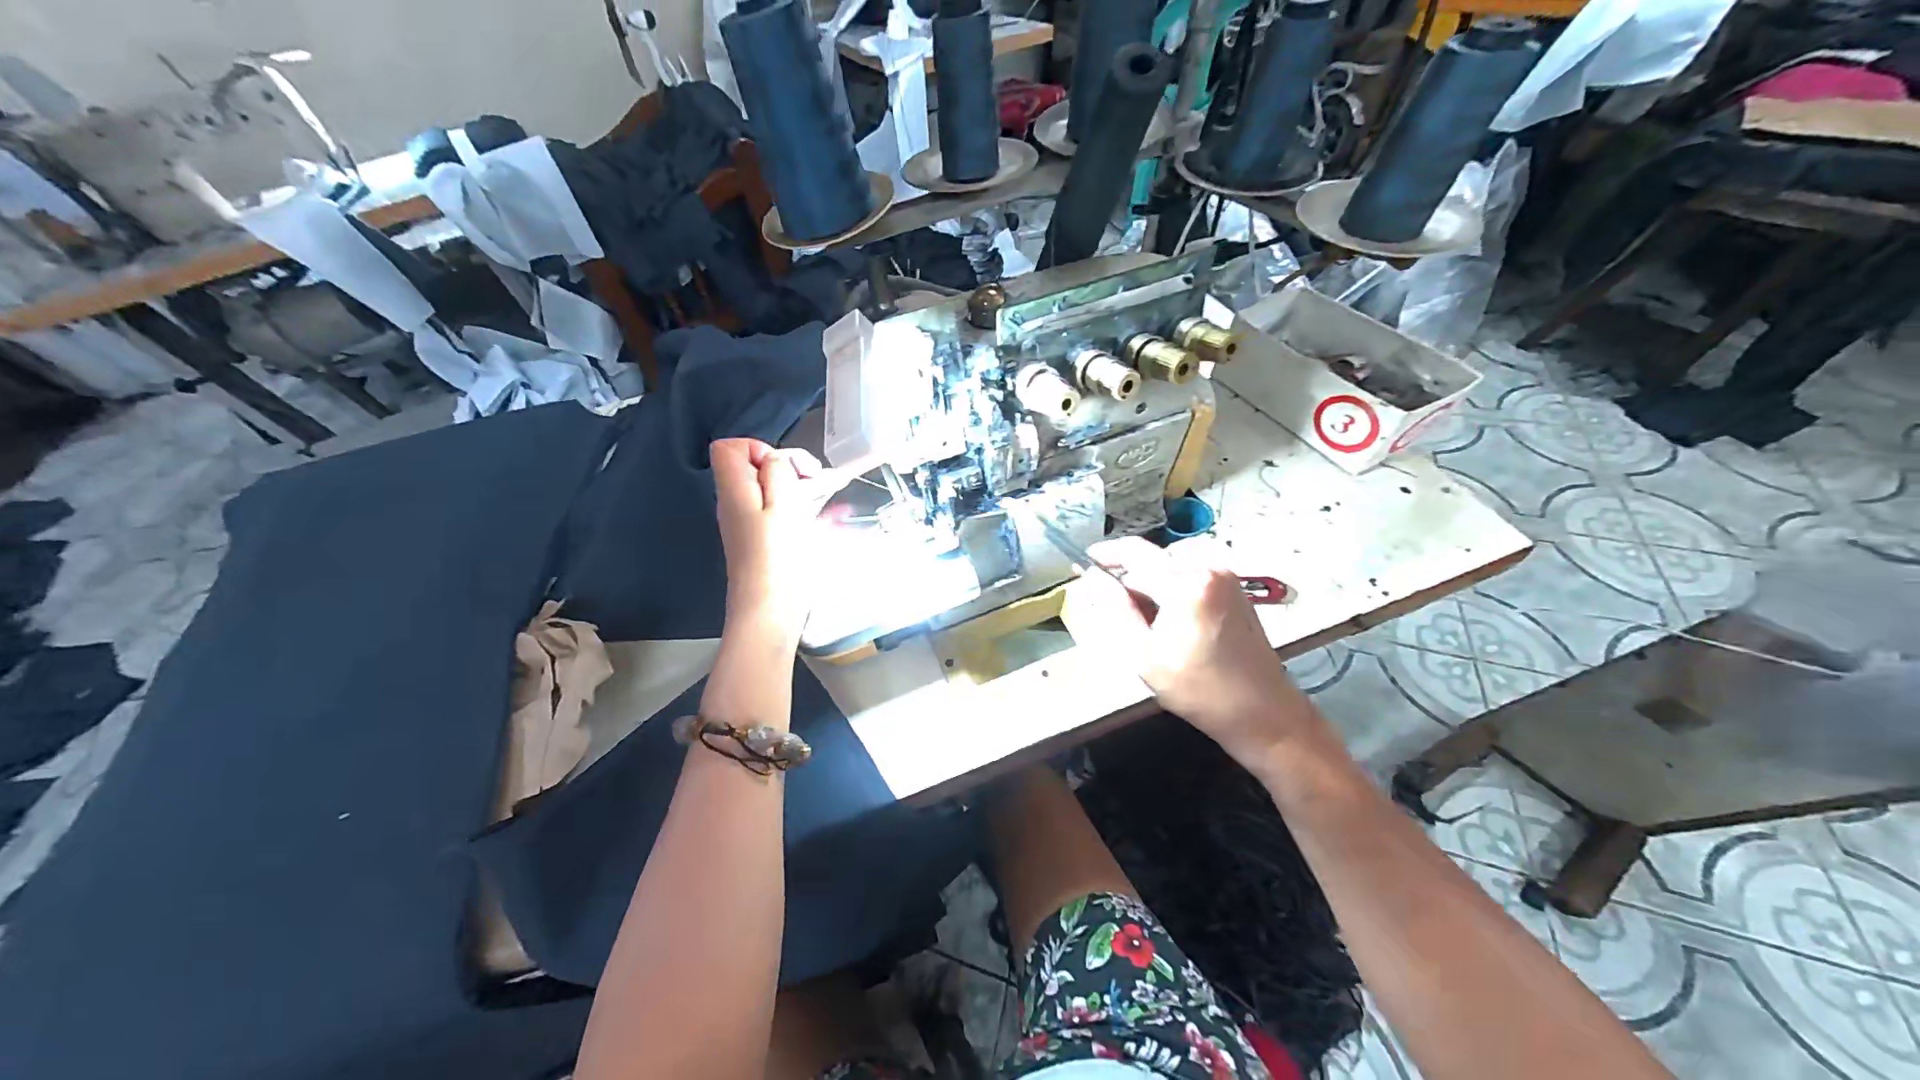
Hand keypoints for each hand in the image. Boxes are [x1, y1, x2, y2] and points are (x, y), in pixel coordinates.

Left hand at [711, 438, 851, 640]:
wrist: (770, 610)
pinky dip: (801, 509)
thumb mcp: (783, 504)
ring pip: (770, 491)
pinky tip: (828, 516)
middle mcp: (735, 504)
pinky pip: (780, 514)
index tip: (786, 467)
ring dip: (798, 488)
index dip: (760, 448)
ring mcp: (748, 524)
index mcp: (735, 490)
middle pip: (754, 468)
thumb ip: (778, 472)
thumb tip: (777, 460)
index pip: (731, 448)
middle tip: (814, 480)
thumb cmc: (777, 558)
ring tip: (825, 495)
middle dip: (787, 467)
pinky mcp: (763, 541)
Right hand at [1062, 536, 1320, 770]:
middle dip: (1126, 579)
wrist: (1263, 713)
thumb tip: (1090, 581)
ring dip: (1148, 588)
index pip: (1133, 553)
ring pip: (1170, 570)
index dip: (1103, 557)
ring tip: (1140, 625)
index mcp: (1187, 581)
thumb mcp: (1143, 654)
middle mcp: (1210, 569)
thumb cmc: (1201, 690)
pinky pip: (1190, 579)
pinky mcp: (1235, 591)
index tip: (1080, 566)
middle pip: (1152, 560)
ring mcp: (1227, 578)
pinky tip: (1168, 626)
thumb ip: (1114, 610)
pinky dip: (1171, 593)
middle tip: (1107, 609)